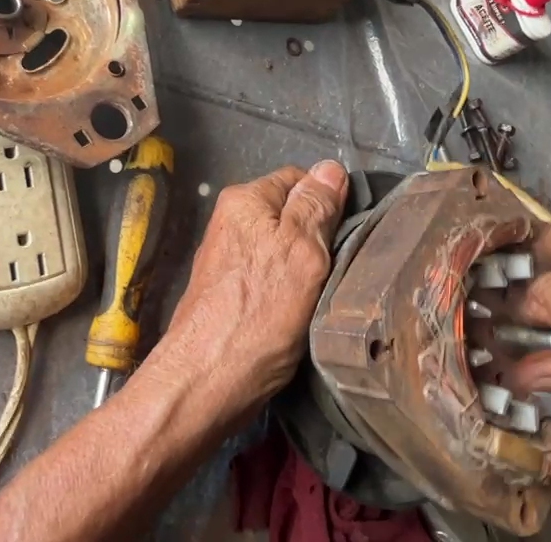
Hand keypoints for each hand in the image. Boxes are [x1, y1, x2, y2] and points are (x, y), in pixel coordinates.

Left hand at [139, 161, 347, 425]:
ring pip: (284, 249)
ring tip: (322, 297)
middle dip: (317, 240)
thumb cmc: (258, 316)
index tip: (347, 237)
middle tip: (338, 272)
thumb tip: (331, 167)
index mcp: (244, 199)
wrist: (203, 384)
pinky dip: (289, 292)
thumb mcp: (301, 254)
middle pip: (292, 215)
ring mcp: (227, 258)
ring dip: (306, 271)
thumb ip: (316, 208)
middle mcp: (231, 221)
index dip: (328, 204)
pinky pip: (271, 277)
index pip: (300, 180)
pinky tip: (300, 315)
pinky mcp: (228, 292)